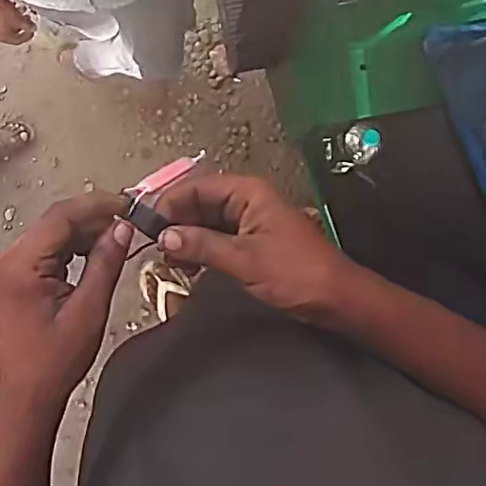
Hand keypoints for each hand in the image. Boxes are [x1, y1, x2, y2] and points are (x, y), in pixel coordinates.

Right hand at [0, 0, 35, 45]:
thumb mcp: (18, 19)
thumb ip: (27, 25)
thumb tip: (32, 28)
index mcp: (4, 38)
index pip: (18, 40)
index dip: (27, 35)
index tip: (33, 30)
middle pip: (12, 33)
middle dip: (21, 26)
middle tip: (27, 19)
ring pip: (5, 24)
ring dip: (14, 18)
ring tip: (20, 10)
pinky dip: (6, 14)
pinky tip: (9, 6)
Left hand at [0, 193, 131, 412]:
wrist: (29, 394)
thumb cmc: (52, 362)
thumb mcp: (89, 309)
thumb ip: (105, 263)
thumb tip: (121, 229)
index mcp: (20, 265)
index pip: (61, 216)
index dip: (97, 205)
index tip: (125, 203)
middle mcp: (9, 261)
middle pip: (56, 221)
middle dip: (94, 217)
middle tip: (128, 219)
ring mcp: (11, 267)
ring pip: (54, 233)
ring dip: (86, 231)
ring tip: (118, 236)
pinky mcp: (17, 275)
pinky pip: (49, 248)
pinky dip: (74, 246)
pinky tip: (96, 252)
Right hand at [151, 173, 366, 321]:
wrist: (338, 299)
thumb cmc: (297, 273)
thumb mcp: (244, 259)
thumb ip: (202, 245)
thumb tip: (164, 237)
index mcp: (248, 192)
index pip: (197, 187)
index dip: (169, 202)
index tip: (147, 224)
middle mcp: (247, 200)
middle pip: (199, 202)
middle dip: (176, 222)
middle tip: (155, 245)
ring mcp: (249, 221)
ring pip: (205, 221)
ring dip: (186, 238)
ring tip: (170, 260)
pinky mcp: (251, 241)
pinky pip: (216, 237)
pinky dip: (200, 249)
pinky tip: (187, 265)